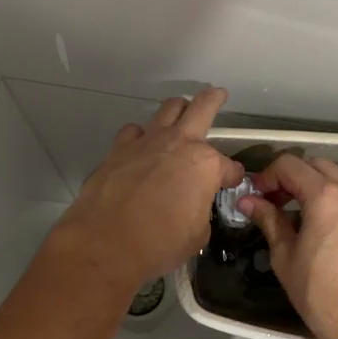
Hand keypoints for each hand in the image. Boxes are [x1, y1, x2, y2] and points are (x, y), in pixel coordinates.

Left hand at [48, 89, 242, 293]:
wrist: (106, 242)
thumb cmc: (159, 243)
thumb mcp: (196, 235)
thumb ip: (200, 212)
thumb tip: (194, 208)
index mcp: (206, 165)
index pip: (229, 167)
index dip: (232, 176)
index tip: (230, 183)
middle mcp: (179, 143)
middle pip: (202, 108)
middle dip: (213, 99)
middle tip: (218, 94)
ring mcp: (147, 141)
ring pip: (168, 109)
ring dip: (178, 109)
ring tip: (180, 112)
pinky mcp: (119, 148)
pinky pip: (134, 131)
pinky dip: (141, 136)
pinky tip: (140, 145)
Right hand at [239, 156, 337, 338]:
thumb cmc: (321, 294)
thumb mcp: (286, 256)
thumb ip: (268, 220)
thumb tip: (248, 201)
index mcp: (325, 195)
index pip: (289, 165)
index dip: (267, 175)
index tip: (256, 196)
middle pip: (315, 165)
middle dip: (290, 177)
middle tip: (273, 202)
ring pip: (336, 178)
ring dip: (312, 187)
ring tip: (294, 215)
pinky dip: (331, 199)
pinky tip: (319, 226)